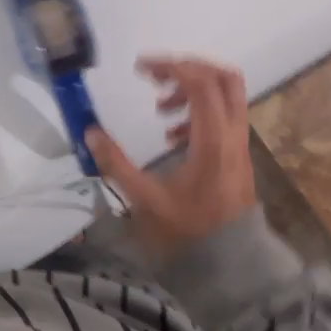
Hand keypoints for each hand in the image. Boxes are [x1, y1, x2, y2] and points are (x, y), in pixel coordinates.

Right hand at [85, 57, 256, 255]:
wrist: (231, 264)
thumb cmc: (188, 231)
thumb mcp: (146, 200)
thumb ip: (117, 164)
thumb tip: (90, 132)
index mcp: (212, 141)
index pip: (200, 84)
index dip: (171, 67)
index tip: (140, 69)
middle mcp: (233, 135)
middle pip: (223, 78)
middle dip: (188, 69)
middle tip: (156, 78)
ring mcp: (239, 144)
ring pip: (227, 96)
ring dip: (193, 91)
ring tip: (160, 111)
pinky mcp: (237, 155)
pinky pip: (225, 116)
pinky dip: (199, 111)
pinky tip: (173, 136)